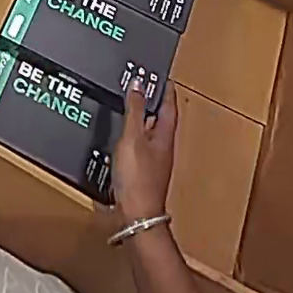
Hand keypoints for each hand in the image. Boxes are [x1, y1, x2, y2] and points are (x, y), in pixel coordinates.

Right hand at [113, 84, 177, 224]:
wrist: (136, 216)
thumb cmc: (137, 177)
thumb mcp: (132, 137)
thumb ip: (135, 110)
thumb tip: (138, 84)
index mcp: (165, 135)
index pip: (169, 105)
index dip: (166, 89)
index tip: (163, 76)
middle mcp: (163, 147)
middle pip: (162, 118)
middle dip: (154, 102)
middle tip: (144, 86)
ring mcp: (154, 161)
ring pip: (151, 132)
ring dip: (143, 117)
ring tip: (132, 105)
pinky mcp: (143, 172)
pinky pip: (140, 145)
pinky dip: (134, 134)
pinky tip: (123, 136)